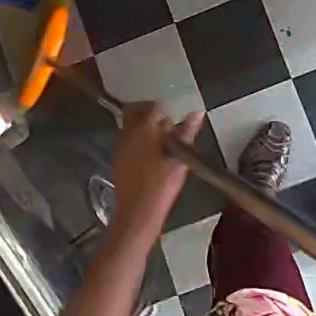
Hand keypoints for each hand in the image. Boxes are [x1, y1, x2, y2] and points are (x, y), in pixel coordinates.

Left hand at [110, 103, 203, 235]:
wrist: (138, 209)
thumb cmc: (163, 183)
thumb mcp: (181, 158)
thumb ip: (187, 132)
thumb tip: (197, 113)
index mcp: (146, 128)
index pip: (155, 106)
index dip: (166, 107)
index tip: (174, 112)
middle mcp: (129, 132)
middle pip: (135, 110)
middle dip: (148, 111)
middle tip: (163, 120)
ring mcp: (121, 144)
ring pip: (129, 124)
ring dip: (142, 125)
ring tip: (158, 137)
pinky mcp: (117, 157)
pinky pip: (126, 139)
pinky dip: (136, 139)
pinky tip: (148, 151)